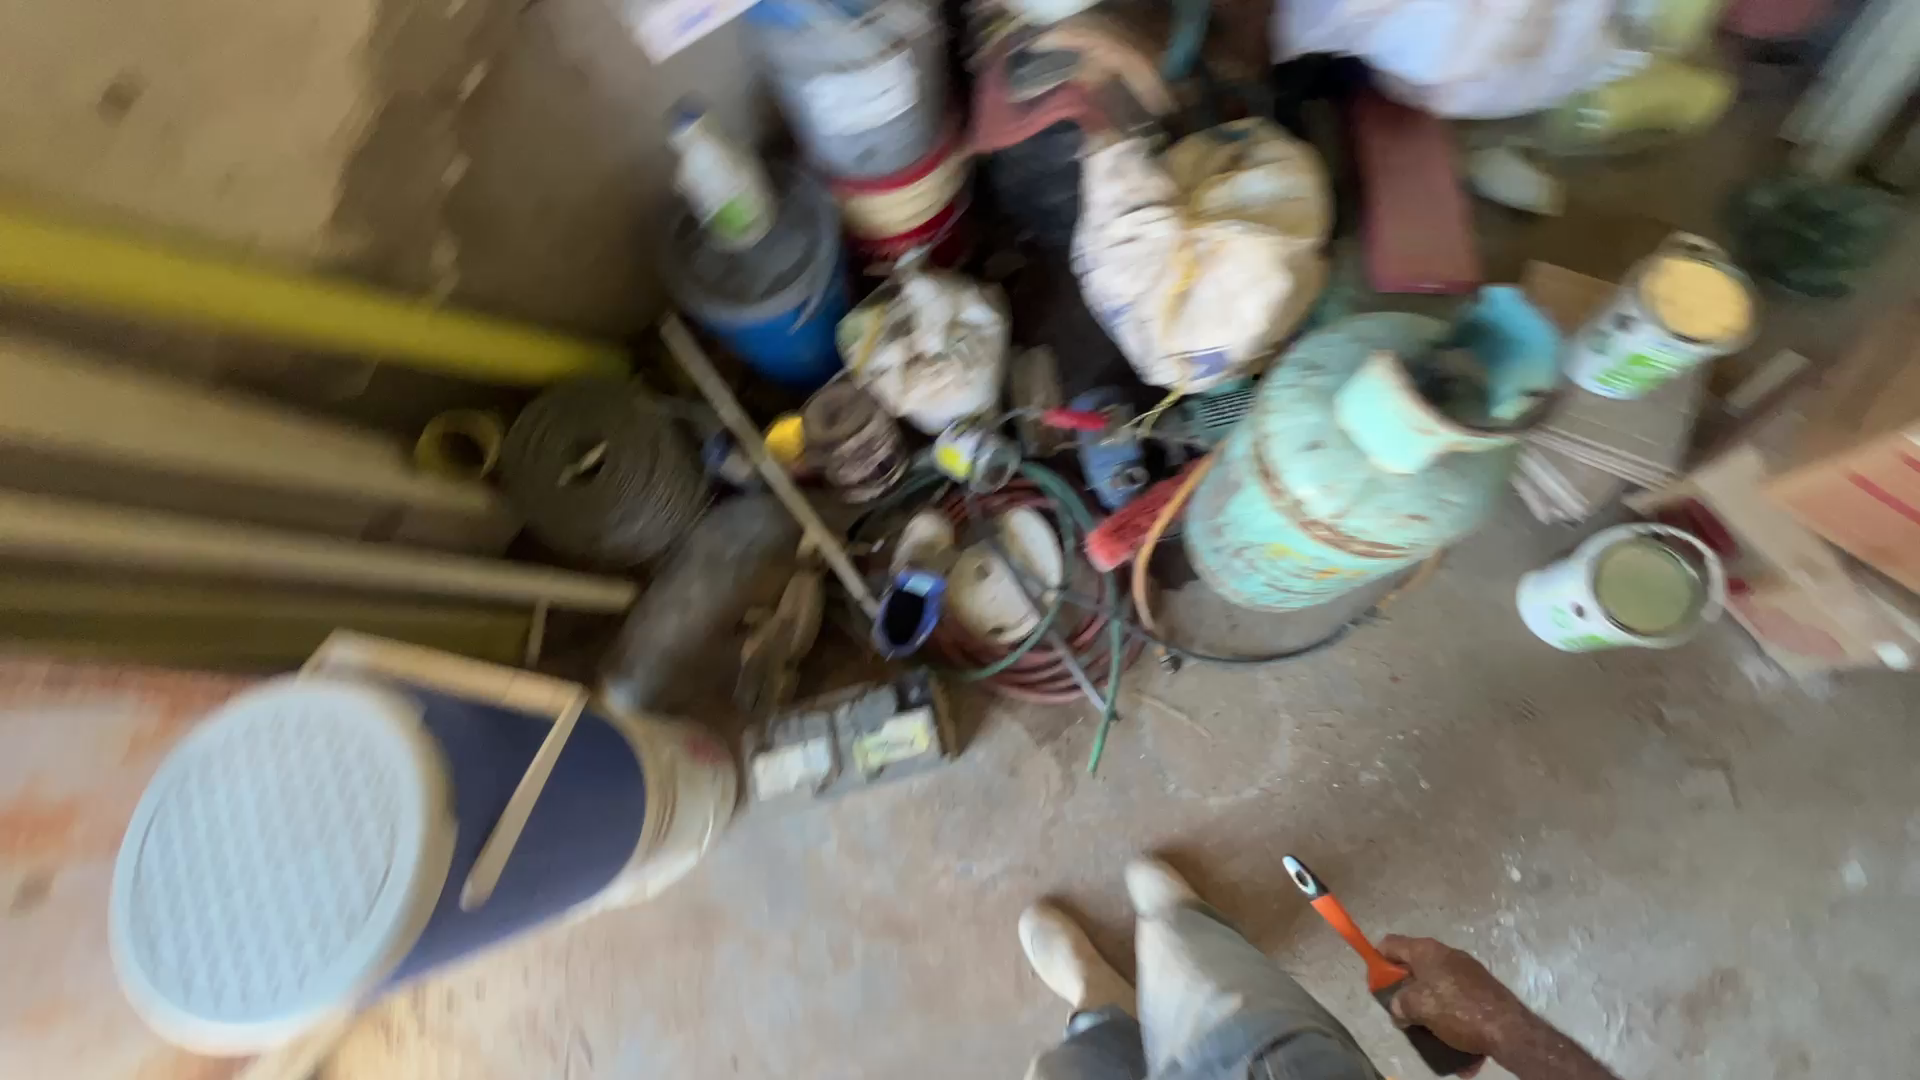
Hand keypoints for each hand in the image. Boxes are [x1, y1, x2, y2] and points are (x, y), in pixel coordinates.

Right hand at [1377, 935, 1530, 1058]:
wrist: (1511, 1031)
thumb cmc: (1456, 1010)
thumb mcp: (1417, 1008)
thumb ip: (1399, 1004)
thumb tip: (1398, 1009)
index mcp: (1424, 949)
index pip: (1389, 944)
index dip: (1378, 960)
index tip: (1378, 983)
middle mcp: (1445, 953)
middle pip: (1415, 966)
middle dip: (1407, 989)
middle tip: (1404, 1010)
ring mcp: (1468, 970)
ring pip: (1439, 985)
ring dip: (1431, 1005)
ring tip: (1431, 1029)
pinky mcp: (1485, 989)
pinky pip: (1460, 1000)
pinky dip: (1453, 1016)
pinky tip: (1456, 1040)